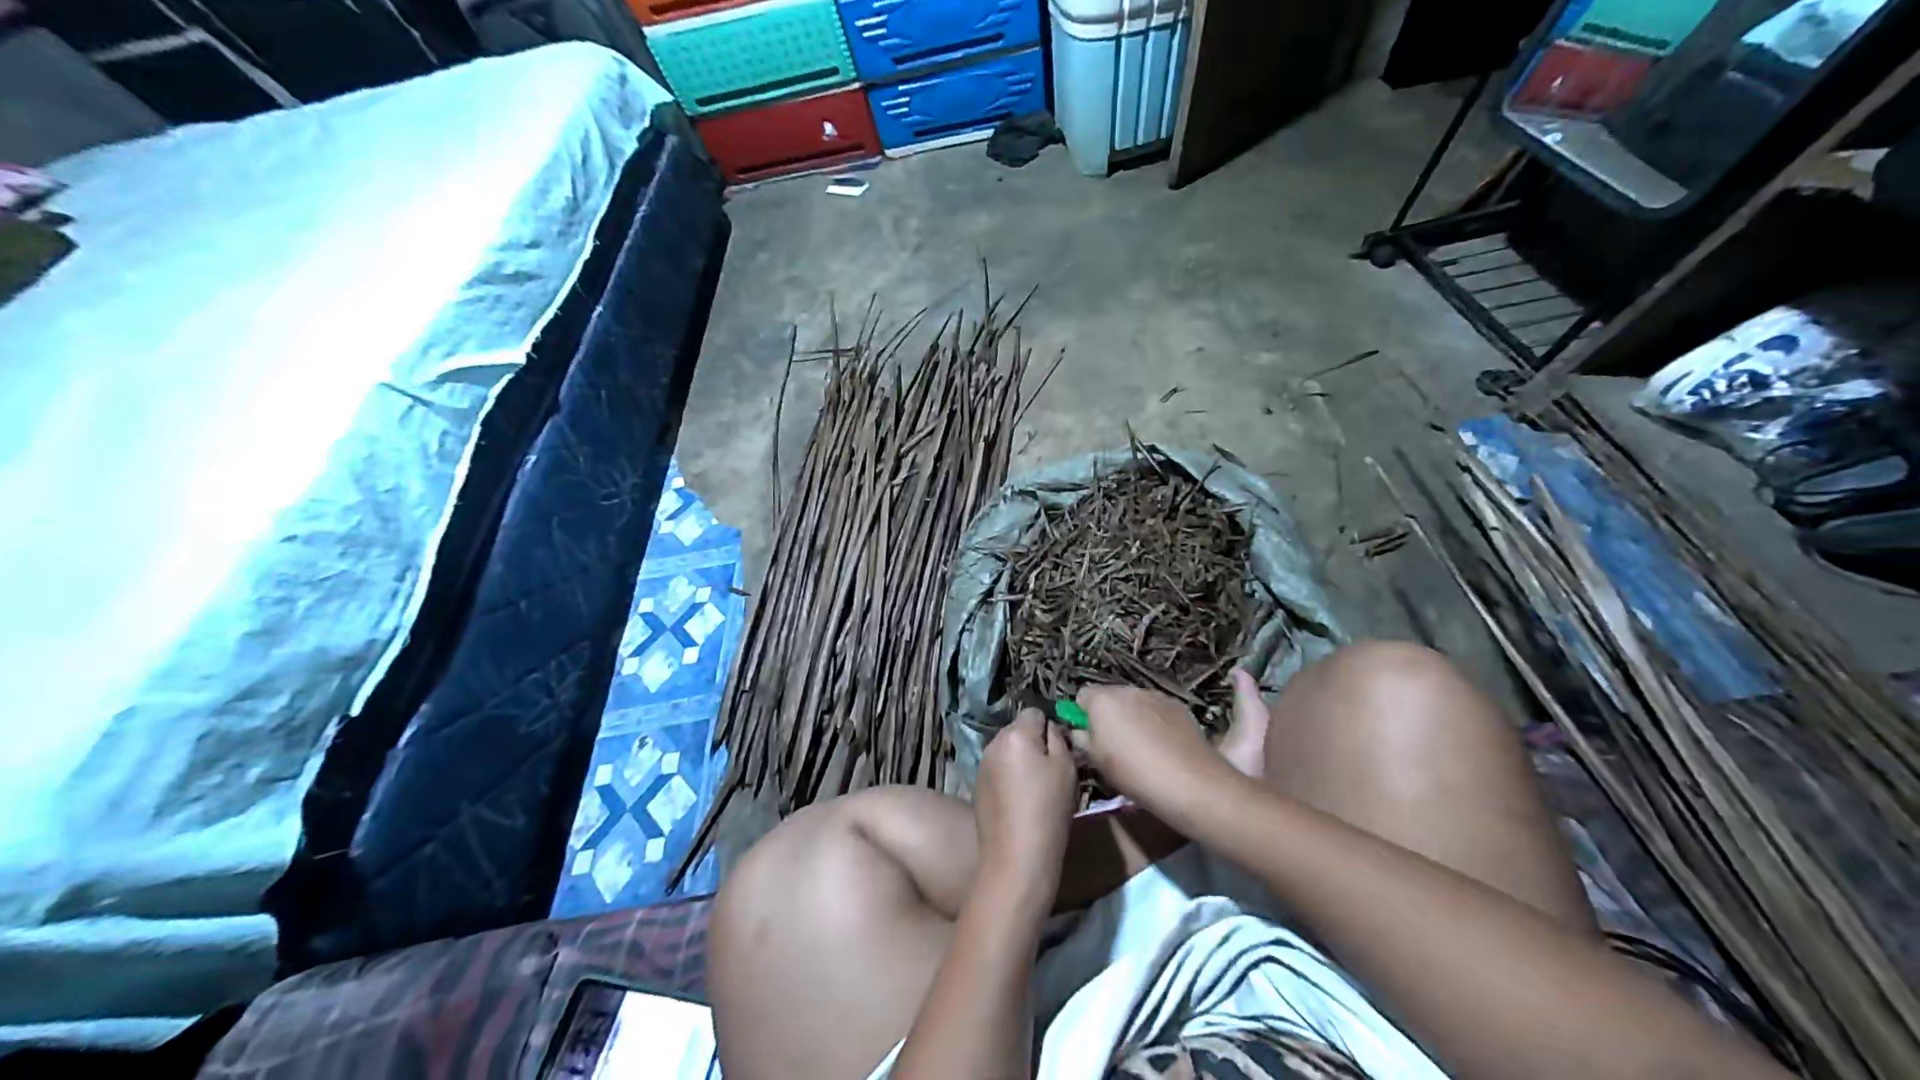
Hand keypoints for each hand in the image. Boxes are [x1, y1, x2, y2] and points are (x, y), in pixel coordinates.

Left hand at [972, 708, 1076, 905]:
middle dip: (1033, 743)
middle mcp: (993, 743)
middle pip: (1018, 730)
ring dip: (1020, 760)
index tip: (1060, 752)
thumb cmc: (1048, 809)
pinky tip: (1019, 802)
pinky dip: (1009, 777)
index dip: (1049, 729)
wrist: (1016, 856)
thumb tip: (1049, 728)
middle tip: (1050, 772)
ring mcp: (982, 764)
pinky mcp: (977, 785)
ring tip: (1035, 789)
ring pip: (1008, 750)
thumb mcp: (1066, 767)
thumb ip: (1057, 738)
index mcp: (1016, 734)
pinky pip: (998, 769)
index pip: (1035, 712)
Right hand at [1070, 684, 1242, 818]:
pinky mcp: (1179, 706)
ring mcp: (1156, 695)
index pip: (1081, 696)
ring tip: (1141, 748)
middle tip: (1114, 746)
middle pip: (1109, 697)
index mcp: (1102, 700)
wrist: (1190, 781)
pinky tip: (1162, 747)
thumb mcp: (1096, 761)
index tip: (1089, 737)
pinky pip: (1157, 710)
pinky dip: (1155, 722)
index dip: (1082, 715)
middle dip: (1109, 715)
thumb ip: (1082, 739)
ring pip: (1135, 703)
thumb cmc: (1134, 773)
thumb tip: (1079, 731)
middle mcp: (1128, 690)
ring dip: (1132, 717)